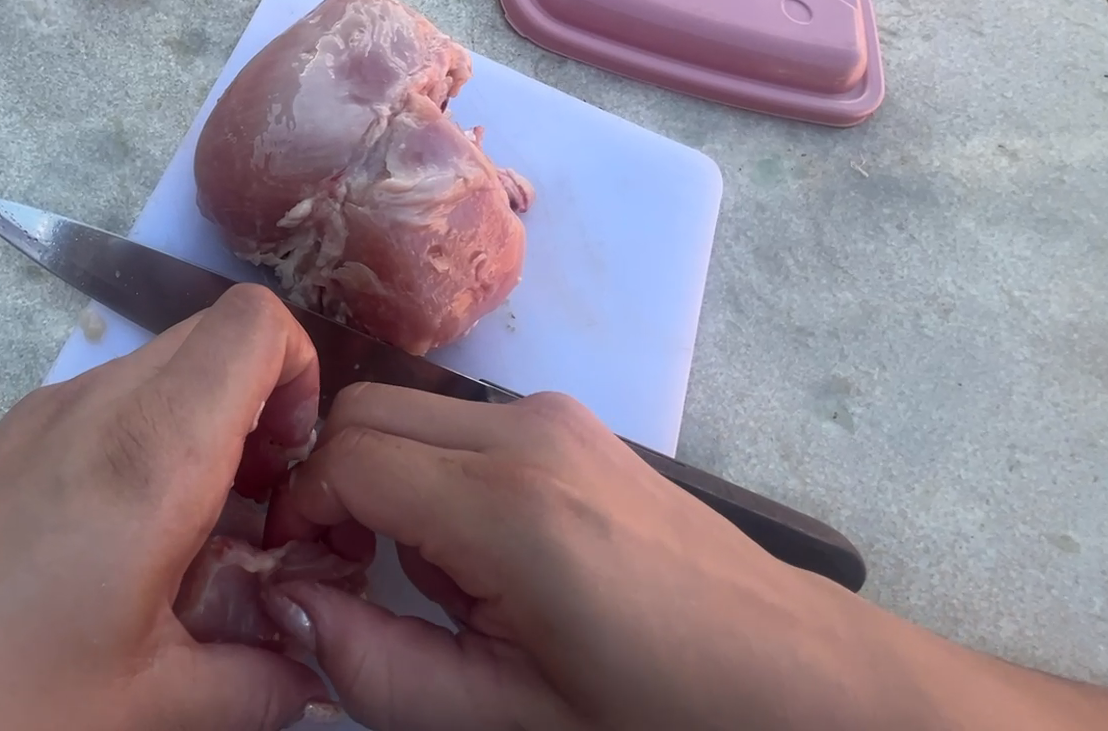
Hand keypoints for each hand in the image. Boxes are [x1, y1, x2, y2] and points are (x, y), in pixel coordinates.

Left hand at [0, 285, 331, 730]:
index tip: (296, 464)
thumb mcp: (151, 708)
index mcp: (154, 446)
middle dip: (263, 410)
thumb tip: (311, 669)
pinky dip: (153, 444)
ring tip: (195, 543)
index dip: (302, 371)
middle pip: (215, 339)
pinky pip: (114, 402)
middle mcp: (101, 400)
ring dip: (207, 432)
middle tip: (257, 514)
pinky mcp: (13, 436)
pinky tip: (127, 547)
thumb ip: (259, 682)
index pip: (255, 322)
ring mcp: (49, 410)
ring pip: (165, 369)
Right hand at [262, 387, 1107, 730]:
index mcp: (508, 507)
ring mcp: (552, 412)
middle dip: (332, 483)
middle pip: (363, 410)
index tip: (298, 568)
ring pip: (405, 409)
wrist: (824, 693)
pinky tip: (482, 547)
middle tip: (349, 569)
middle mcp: (523, 429)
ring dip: (384, 478)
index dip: (299, 506)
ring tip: (435, 576)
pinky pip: (456, 421)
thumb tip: (283, 598)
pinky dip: (431, 468)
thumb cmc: (665, 724)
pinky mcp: (570, 418)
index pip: (346, 458)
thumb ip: (373, 665)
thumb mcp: (506, 723)